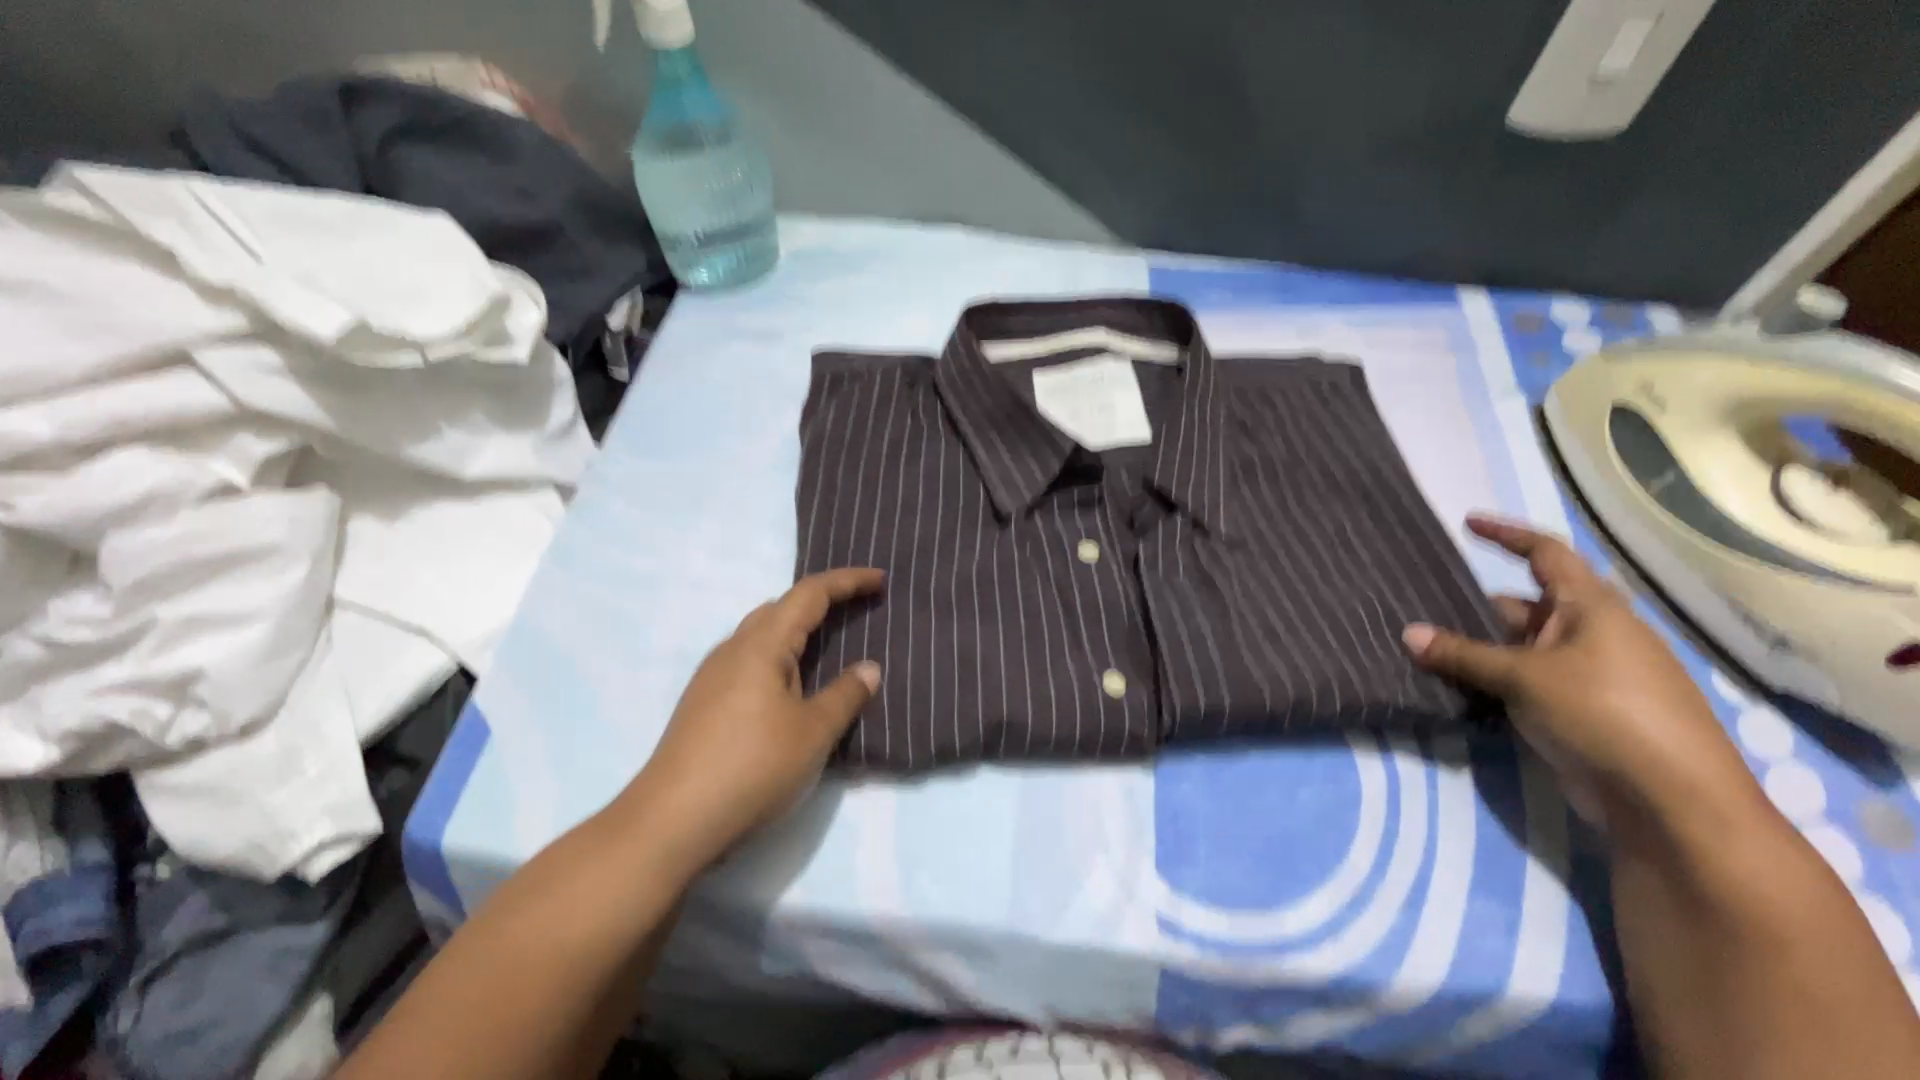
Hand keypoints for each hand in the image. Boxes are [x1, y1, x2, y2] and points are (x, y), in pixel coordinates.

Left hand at [624, 568, 883, 869]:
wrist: (674, 819)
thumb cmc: (753, 767)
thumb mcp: (813, 732)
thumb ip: (846, 695)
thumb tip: (869, 668)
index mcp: (761, 644)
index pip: (809, 594)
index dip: (847, 582)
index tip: (880, 580)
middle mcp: (733, 649)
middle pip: (781, 608)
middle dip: (821, 602)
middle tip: (858, 610)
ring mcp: (712, 677)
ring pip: (762, 636)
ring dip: (797, 632)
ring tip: (830, 647)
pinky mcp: (704, 703)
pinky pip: (750, 662)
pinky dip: (780, 659)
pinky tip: (791, 688)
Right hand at [1401, 514, 1761, 837]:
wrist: (1671, 800)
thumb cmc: (1603, 714)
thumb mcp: (1524, 678)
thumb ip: (1463, 655)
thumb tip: (1407, 632)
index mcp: (1591, 607)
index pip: (1545, 553)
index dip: (1507, 535)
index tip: (1467, 523)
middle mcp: (1591, 633)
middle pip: (1524, 606)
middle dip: (1476, 606)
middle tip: (1421, 606)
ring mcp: (1587, 676)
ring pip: (1521, 650)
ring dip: (1479, 651)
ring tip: (1425, 650)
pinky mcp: (1580, 714)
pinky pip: (1526, 685)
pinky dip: (1493, 684)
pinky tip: (1456, 692)